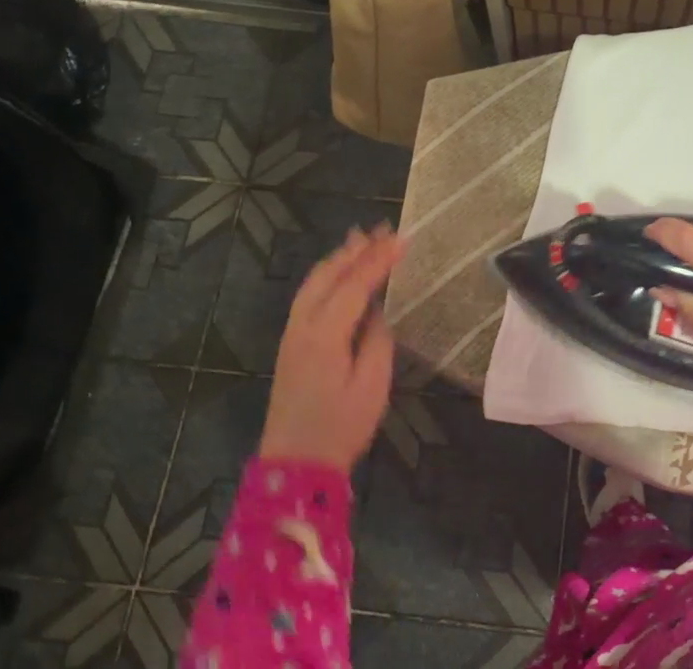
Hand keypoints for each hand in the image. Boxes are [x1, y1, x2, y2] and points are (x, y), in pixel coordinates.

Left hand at [258, 225, 404, 470]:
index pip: (355, 285)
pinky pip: (308, 296)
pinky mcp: (291, 344)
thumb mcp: (372, 385)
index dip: (379, 260)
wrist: (295, 463)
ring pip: (313, 283)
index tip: (402, 239)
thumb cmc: (340, 426)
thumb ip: (377, 340)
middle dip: (355, 249)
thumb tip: (378, 310)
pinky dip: (327, 276)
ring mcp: (292, 334)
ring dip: (338, 259)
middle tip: (382, 229)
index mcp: (324, 333)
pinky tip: (339, 273)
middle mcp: (302, 325)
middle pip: (328, 275)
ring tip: (360, 240)